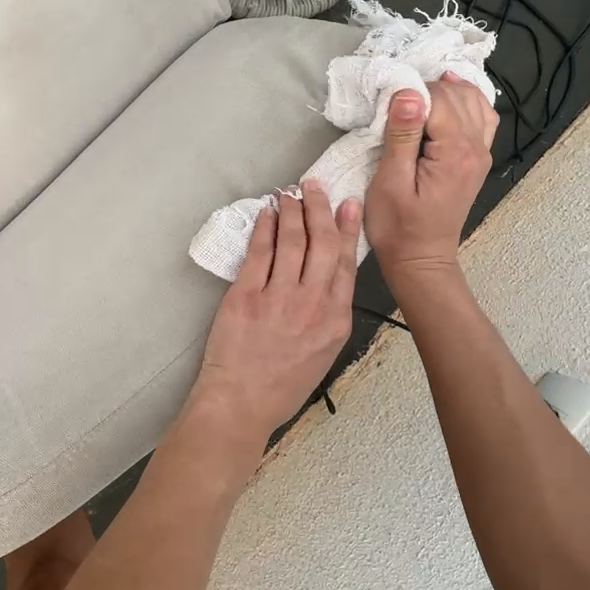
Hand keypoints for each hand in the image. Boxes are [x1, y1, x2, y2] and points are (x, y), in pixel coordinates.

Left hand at [189, 177, 361, 443]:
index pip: (347, 263)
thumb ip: (328, 318)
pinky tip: (265, 214)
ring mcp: (280, 297)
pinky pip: (260, 252)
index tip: (348, 205)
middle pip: (322, 244)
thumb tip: (327, 285)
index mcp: (336, 320)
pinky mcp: (247, 295)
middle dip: (319, 209)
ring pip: (291, 241)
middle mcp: (313, 304)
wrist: (241, 403)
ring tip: (289, 194)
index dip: (347, 229)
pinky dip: (264, 228)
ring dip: (291, 212)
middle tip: (314, 186)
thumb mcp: (322, 354)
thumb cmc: (280, 386)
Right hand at [364, 74, 498, 285]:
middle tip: (393, 103)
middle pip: (458, 96)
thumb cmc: (397, 225)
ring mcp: (482, 153)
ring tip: (416, 96)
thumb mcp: (390, 182)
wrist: (420, 258)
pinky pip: (482, 117)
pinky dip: (466, 101)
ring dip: (446, 92)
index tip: (384, 103)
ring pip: (475, 101)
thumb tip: (407, 93)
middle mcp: (477, 148)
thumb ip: (401, 136)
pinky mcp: (477, 159)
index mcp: (455, 152)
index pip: (439, 99)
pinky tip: (448, 97)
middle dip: (426, 90)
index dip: (410, 93)